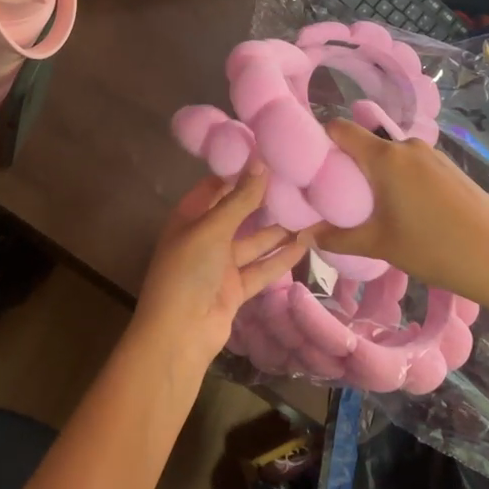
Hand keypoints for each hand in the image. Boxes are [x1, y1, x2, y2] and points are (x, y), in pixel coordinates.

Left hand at [133, 165, 309, 357]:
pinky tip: (304, 244)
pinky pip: (261, 268)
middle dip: (262, 200)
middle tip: (297, 181)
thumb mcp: (212, 230)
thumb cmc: (187, 272)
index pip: (215, 186)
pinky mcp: (235, 288)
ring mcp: (220, 265)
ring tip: (308, 210)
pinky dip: (280, 258)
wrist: (179, 334)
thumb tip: (261, 163)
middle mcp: (204, 237)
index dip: (238, 171)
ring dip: (277, 230)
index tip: (269, 155)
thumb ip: (239, 200)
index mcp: (189, 217)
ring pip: (253, 241)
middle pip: (237, 213)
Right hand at [312, 120, 488, 314]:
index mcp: (385, 157)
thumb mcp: (379, 245)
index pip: (340, 129)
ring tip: (371, 207)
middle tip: (336, 195)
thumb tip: (304, 235)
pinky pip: (412, 164)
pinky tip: (405, 211)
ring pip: (390, 154)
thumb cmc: (434, 250)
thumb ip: (337, 238)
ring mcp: (433, 155)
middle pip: (365, 142)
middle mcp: (408, 146)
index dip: (320, 141)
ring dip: (376, 174)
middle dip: (348, 164)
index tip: (310, 167)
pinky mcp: (451, 168)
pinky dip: (399, 179)